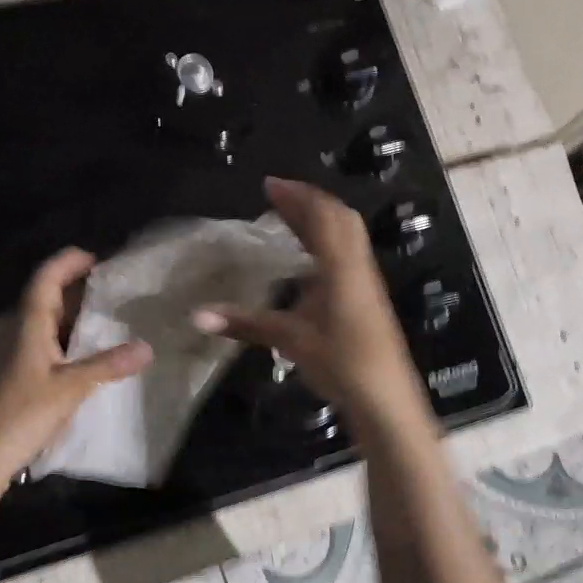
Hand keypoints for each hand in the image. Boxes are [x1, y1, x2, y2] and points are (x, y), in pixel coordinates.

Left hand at [0, 248, 152, 478]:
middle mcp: (12, 331)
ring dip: (66, 316)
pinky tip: (76, 356)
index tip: (96, 259)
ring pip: (39, 323)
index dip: (68, 262)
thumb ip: (107, 366)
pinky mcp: (5, 375)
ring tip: (100, 320)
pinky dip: (58, 340)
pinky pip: (35, 344)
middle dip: (73, 289)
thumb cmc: (22, 415)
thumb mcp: (70, 389)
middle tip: (108, 291)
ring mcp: (6, 353)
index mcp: (27, 325)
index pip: (46, 278)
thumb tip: (146, 347)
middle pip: (43, 297)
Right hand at [193, 177, 424, 419]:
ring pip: (347, 236)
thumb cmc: (342, 363)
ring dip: (320, 221)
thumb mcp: (290, 340)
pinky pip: (348, 255)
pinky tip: (307, 261)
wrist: (385, 397)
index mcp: (341, 267)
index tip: (268, 185)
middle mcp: (357, 266)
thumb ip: (245, 324)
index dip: (296, 196)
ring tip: (290, 220)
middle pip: (339, 219)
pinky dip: (326, 243)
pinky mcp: (367, 299)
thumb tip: (196, 316)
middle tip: (278, 197)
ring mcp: (366, 283)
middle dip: (309, 202)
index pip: (321, 217)